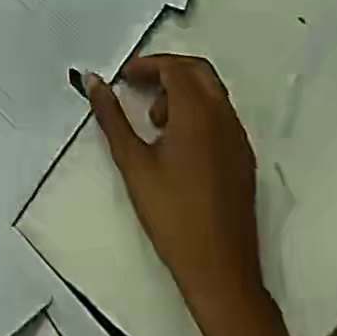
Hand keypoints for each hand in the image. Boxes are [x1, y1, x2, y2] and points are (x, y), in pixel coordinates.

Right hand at [85, 54, 294, 335]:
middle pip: (199, 71)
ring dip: (181, 90)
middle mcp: (225, 120)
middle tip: (136, 84)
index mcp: (198, 116)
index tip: (122, 77)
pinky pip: (221, 115)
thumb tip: (93, 81)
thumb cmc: (171, 213)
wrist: (219, 270)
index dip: (146, 65)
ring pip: (212, 92)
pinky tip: (173, 139)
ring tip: (152, 118)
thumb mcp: (132, 161)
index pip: (175, 69)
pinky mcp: (243, 158)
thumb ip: (111, 115)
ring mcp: (239, 140)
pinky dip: (196, 110)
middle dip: (166, 69)